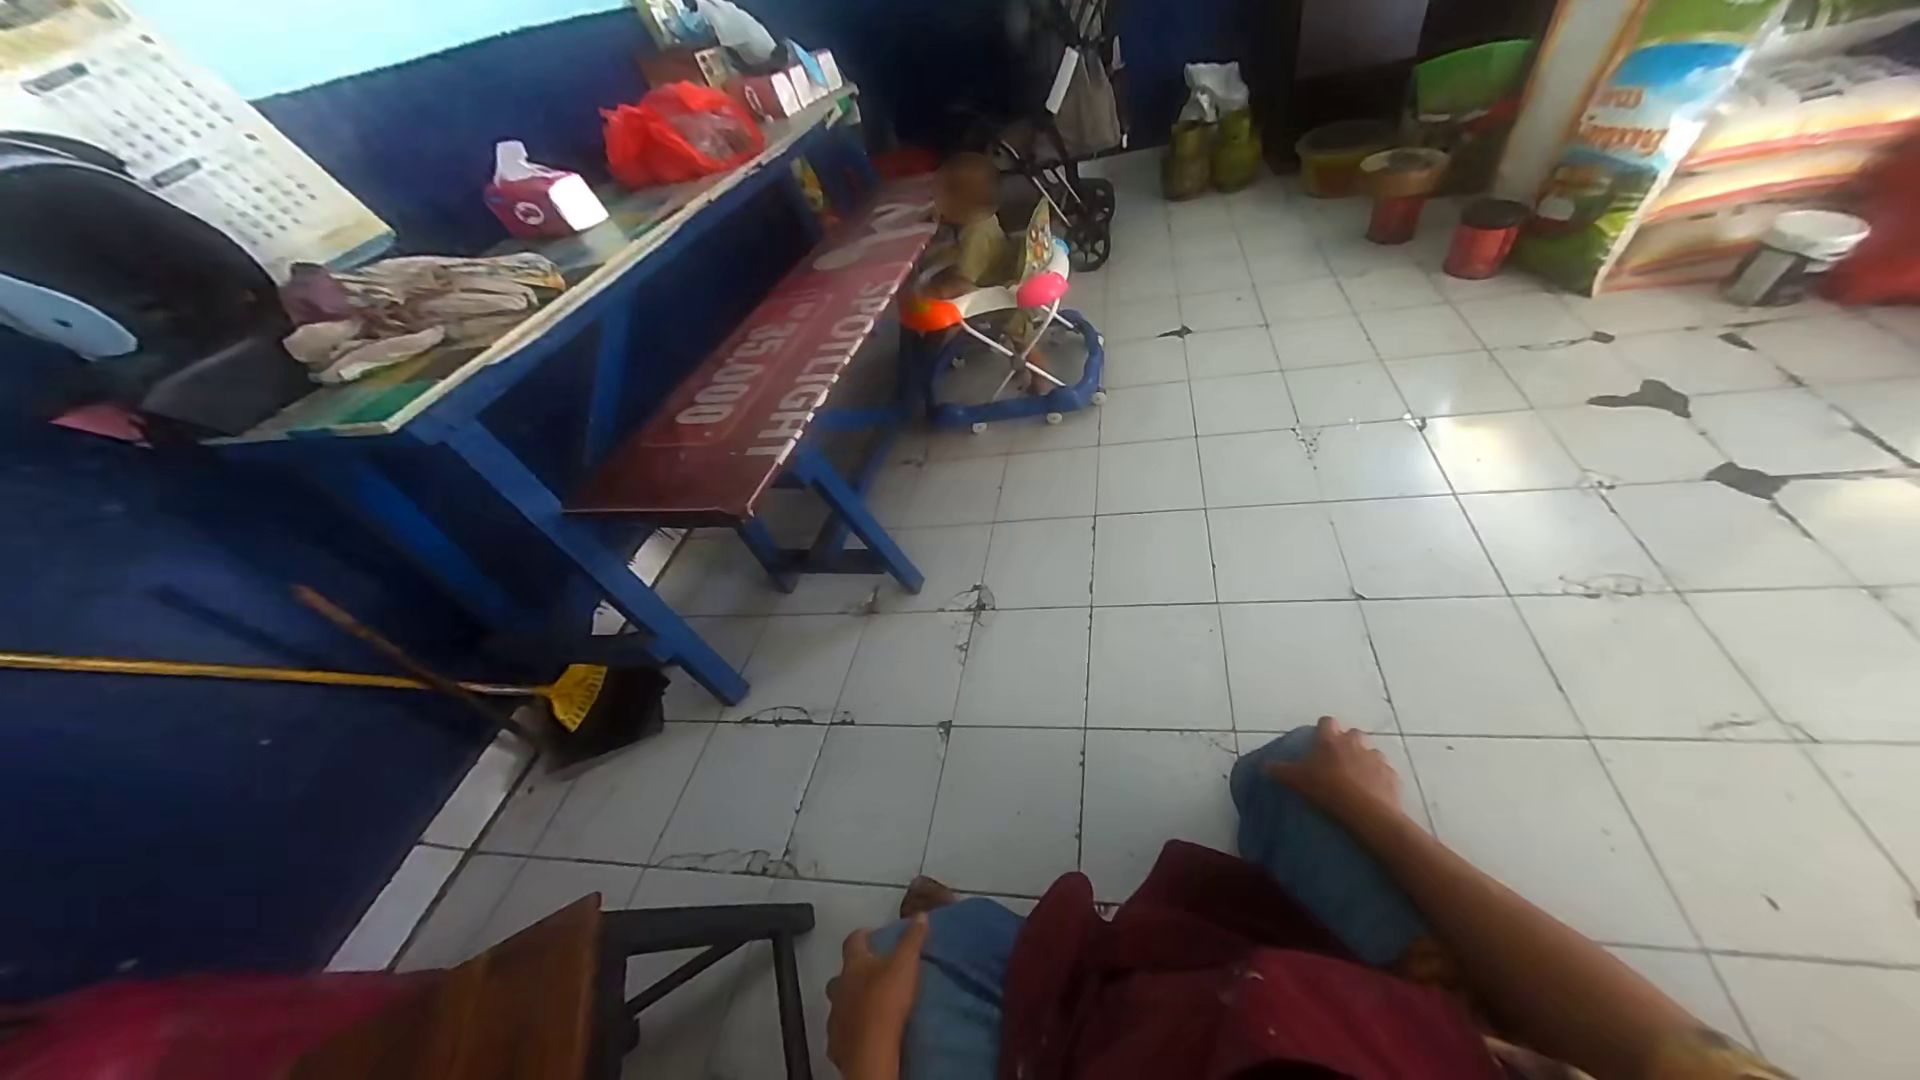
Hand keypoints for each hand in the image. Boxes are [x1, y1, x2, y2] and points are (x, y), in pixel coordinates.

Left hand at [826, 914, 927, 1079]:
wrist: (871, 1049)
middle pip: (840, 974)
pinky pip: (840, 1033)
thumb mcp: (906, 963)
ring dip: (850, 1002)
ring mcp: (835, 1016)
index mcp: (854, 964)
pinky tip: (861, 1033)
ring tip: (867, 1005)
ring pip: (838, 1004)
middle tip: (871, 974)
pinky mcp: (836, 1043)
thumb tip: (920, 914)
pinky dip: (849, 1030)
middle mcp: (839, 987)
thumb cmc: (886, 999)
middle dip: (853, 973)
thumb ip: (912, 938)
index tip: (871, 934)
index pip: (853, 941)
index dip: (862, 935)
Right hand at [1264, 716, 1405, 824]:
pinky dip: (1380, 776)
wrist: (1365, 811)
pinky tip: (1374, 789)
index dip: (1323, 728)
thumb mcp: (1295, 779)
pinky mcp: (1392, 775)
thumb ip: (1279, 770)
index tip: (1319, 739)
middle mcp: (1354, 742)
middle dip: (1348, 741)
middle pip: (1353, 733)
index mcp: (1330, 739)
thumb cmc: (1326, 788)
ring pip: (1371, 751)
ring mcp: (1376, 758)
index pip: (1327, 722)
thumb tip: (1264, 766)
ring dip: (1365, 758)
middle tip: (1339, 757)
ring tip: (1358, 774)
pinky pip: (1386, 771)